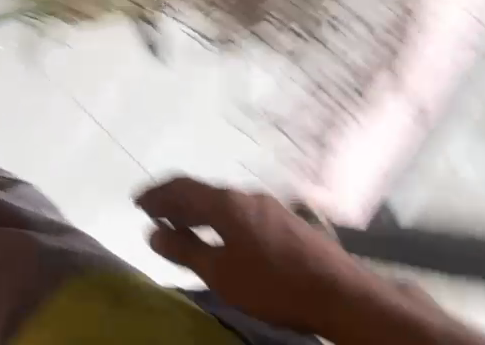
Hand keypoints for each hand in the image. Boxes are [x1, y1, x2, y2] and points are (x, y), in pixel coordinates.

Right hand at [136, 177, 378, 334]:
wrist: (345, 296)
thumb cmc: (275, 285)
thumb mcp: (221, 274)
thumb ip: (184, 250)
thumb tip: (152, 233)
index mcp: (225, 202)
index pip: (180, 187)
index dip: (156, 194)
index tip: (138, 203)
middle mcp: (246, 195)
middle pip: (202, 192)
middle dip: (176, 202)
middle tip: (158, 215)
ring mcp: (271, 207)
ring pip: (224, 203)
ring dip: (200, 212)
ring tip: (188, 227)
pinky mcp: (290, 224)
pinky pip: (243, 213)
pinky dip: (222, 220)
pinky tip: (226, 239)